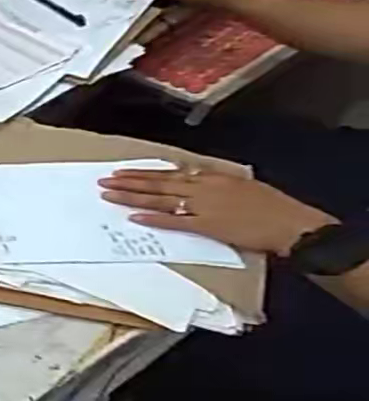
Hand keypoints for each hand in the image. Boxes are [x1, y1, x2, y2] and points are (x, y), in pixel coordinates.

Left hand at [98, 167, 336, 256]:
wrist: (298, 227)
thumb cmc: (273, 207)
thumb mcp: (242, 186)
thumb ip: (213, 182)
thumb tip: (187, 178)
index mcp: (214, 179)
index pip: (169, 174)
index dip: (142, 174)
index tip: (120, 172)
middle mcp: (205, 190)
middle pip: (158, 185)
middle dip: (128, 183)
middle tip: (102, 181)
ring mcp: (204, 208)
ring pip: (159, 200)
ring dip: (131, 198)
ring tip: (108, 195)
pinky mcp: (206, 226)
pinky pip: (174, 221)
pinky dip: (153, 219)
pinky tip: (133, 217)